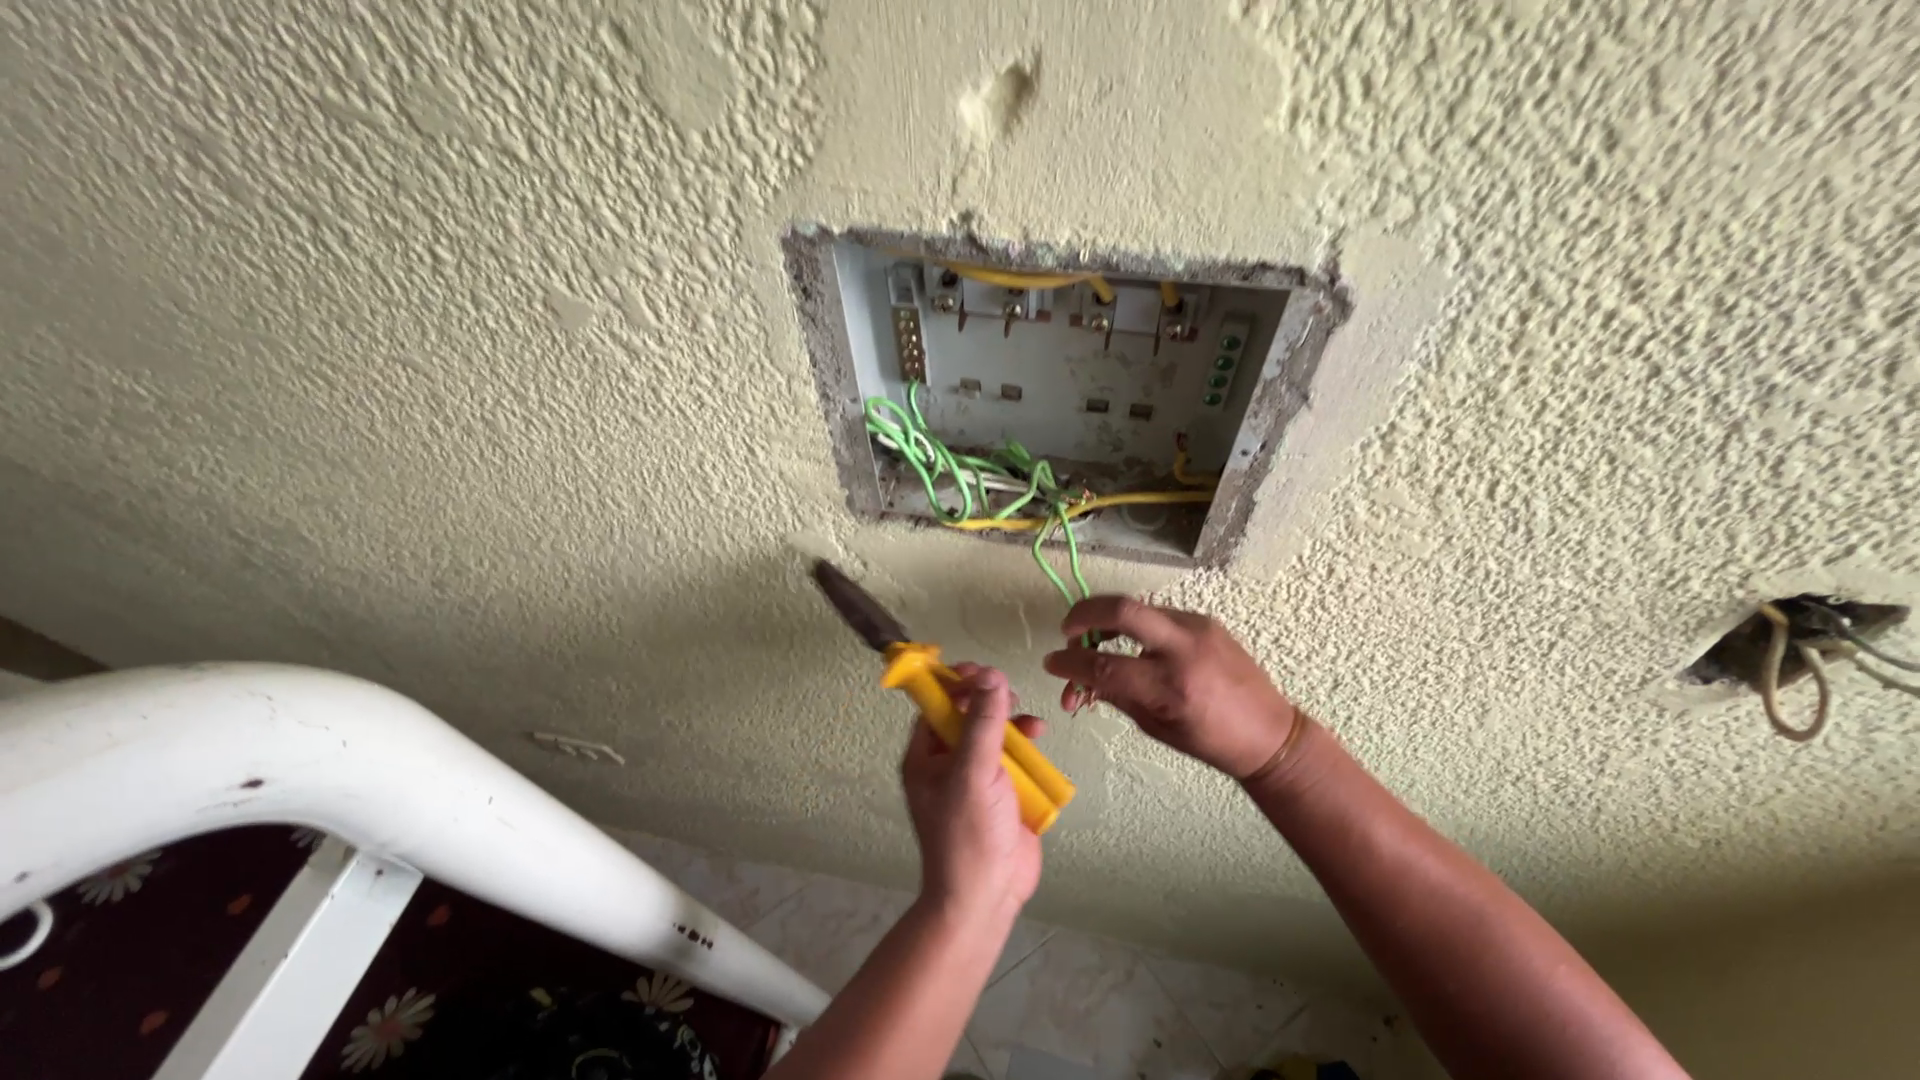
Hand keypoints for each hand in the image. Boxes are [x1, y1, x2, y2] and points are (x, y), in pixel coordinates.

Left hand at [899, 663, 1043, 922]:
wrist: (987, 896)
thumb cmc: (967, 836)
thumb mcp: (971, 773)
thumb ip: (982, 724)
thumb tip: (991, 676)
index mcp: (926, 756)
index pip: (936, 706)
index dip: (955, 684)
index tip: (978, 670)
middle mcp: (949, 761)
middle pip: (969, 714)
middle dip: (988, 699)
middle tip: (1006, 688)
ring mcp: (978, 776)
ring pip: (995, 732)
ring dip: (1011, 721)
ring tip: (1028, 721)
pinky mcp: (1005, 791)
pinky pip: (1015, 756)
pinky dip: (1026, 745)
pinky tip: (1038, 738)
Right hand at [1043, 596, 1298, 782]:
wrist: (1270, 733)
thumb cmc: (1211, 741)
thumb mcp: (1156, 727)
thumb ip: (1115, 696)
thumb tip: (1078, 681)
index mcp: (1171, 688)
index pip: (1105, 665)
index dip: (1071, 663)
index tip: (1053, 663)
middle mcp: (1185, 650)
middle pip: (1123, 610)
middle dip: (1084, 614)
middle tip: (1067, 630)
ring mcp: (1199, 629)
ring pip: (1140, 609)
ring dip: (1108, 621)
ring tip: (1094, 641)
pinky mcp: (1205, 621)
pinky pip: (1159, 616)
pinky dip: (1136, 628)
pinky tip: (1133, 648)